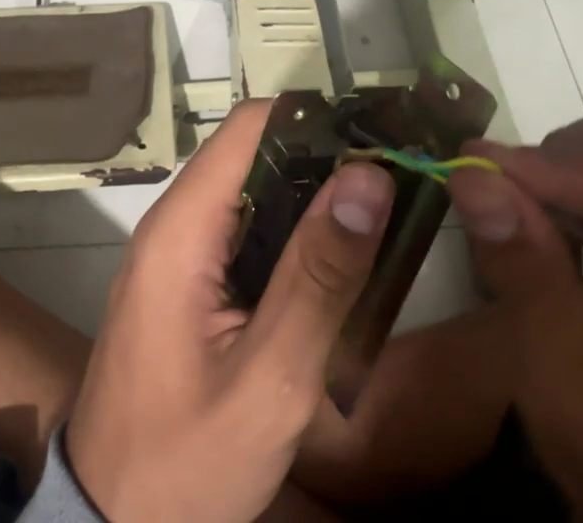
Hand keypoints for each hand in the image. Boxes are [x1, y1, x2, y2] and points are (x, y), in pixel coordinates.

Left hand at [67, 99, 397, 522]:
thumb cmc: (187, 462)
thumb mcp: (269, 380)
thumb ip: (319, 278)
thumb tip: (368, 175)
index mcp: (181, 232)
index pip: (251, 128)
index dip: (320, 120)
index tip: (387, 134)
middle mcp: (175, 228)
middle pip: (256, 156)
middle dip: (330, 159)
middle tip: (407, 178)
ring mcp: (179, 259)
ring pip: (256, 196)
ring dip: (319, 199)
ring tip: (394, 211)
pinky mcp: (191, 289)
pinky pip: (249, 239)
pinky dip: (299, 238)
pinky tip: (348, 261)